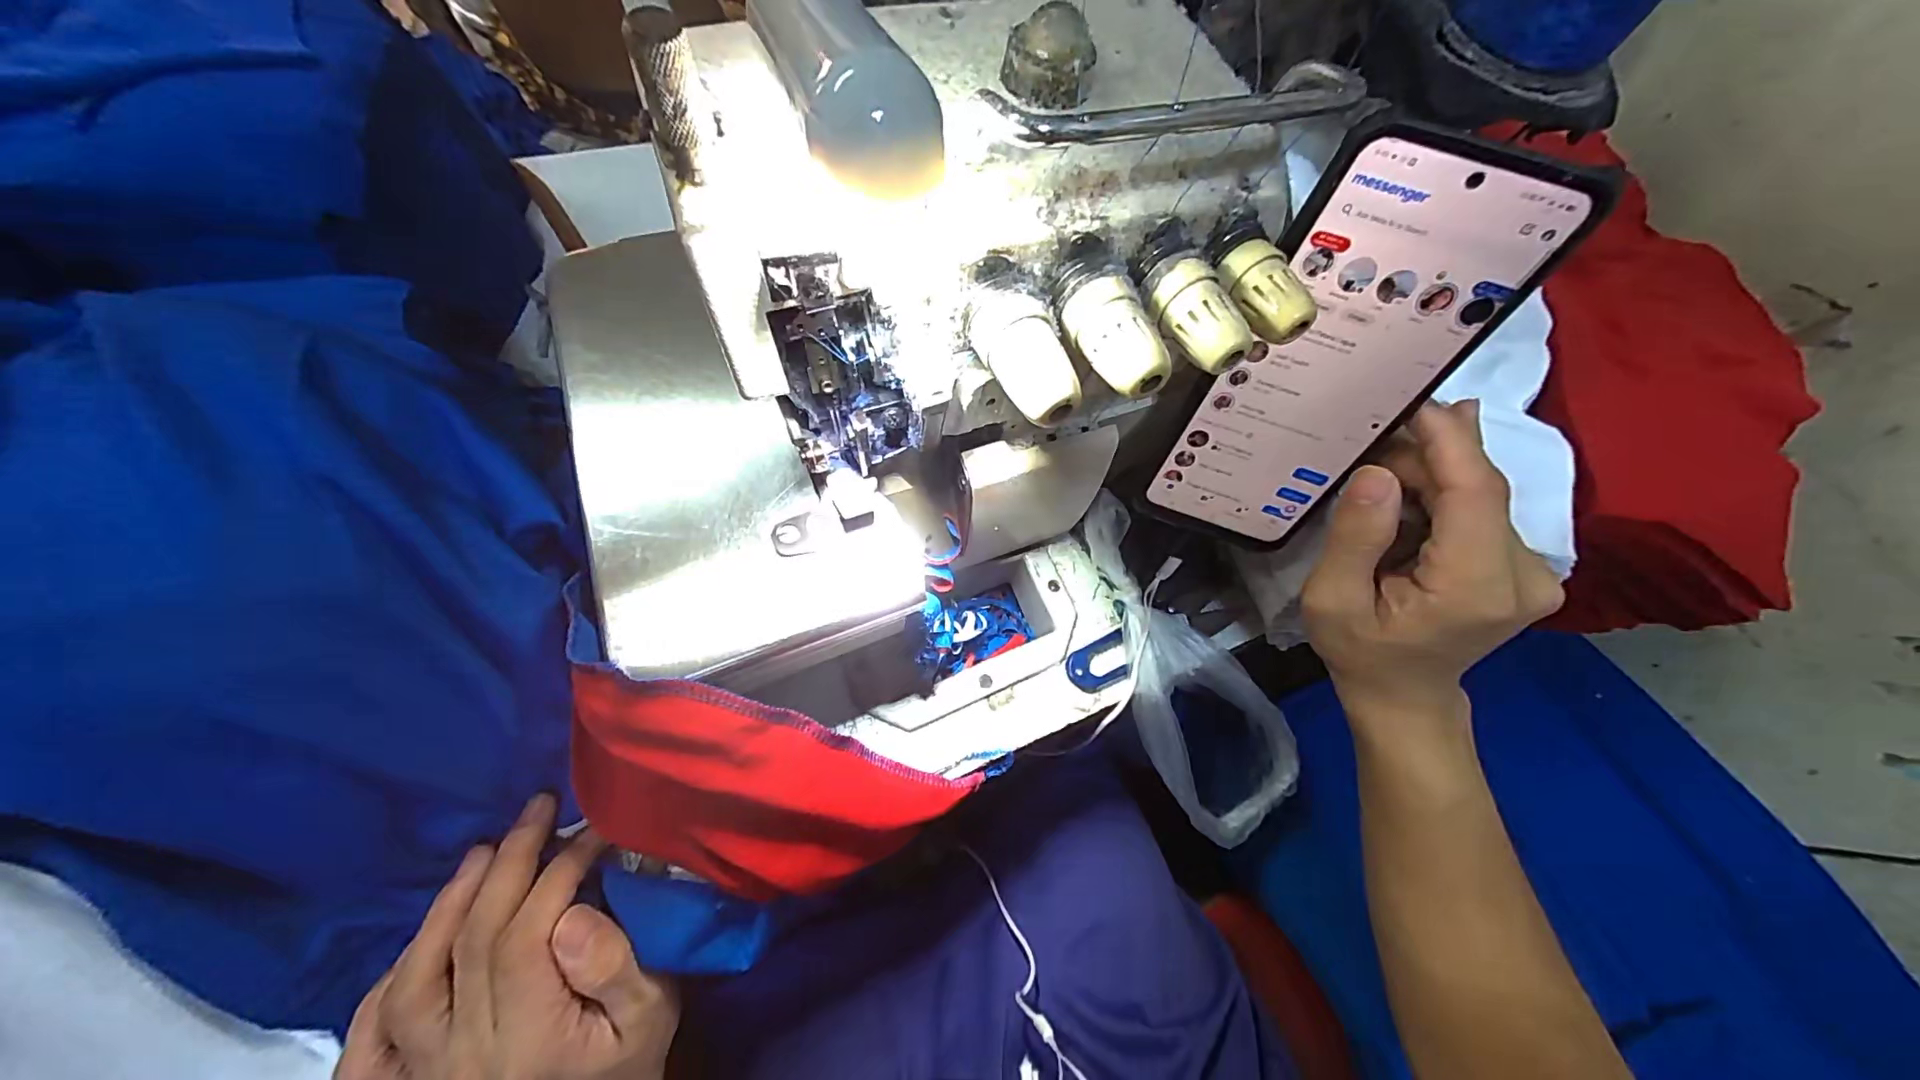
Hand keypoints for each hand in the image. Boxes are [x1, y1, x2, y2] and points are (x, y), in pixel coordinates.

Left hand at [336, 794, 678, 1079]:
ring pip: (415, 976)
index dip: (558, 871)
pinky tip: (421, 937)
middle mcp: (462, 1054)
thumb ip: (618, 969)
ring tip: (484, 849)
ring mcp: (425, 1071)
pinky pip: (372, 1033)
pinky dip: (389, 977)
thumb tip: (574, 915)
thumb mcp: (651, 1017)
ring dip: (449, 902)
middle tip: (541, 808)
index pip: (525, 935)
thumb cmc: (627, 1069)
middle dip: (511, 860)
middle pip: (473, 940)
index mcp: (528, 1038)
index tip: (594, 832)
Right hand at [1301, 400, 1562, 726]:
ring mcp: (1536, 571)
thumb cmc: (1361, 654)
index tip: (1410, 397)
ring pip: (1483, 495)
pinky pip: (1485, 511)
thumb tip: (1378, 471)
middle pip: (1480, 487)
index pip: (1475, 490)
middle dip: (1425, 457)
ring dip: (1430, 476)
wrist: (1405, 696)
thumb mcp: (1333, 601)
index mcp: (1476, 584)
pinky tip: (1405, 499)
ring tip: (1377, 478)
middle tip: (1366, 447)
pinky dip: (1443, 494)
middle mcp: (1525, 573)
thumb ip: (1356, 537)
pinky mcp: (1527, 567)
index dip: (1448, 438)